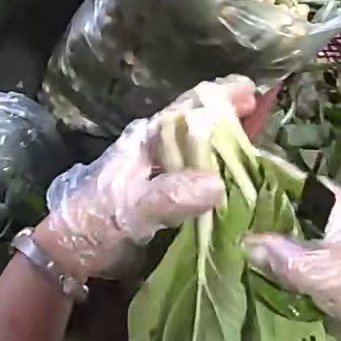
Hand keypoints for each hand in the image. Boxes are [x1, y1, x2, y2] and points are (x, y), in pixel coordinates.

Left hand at [33, 77, 258, 279]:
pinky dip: (224, 183)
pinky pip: (204, 185)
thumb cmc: (96, 218)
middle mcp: (161, 151)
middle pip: (202, 128)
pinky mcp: (170, 201)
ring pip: (205, 155)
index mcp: (149, 140)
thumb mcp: (130, 206)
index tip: (250, 90)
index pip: (188, 108)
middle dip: (233, 121)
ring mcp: (166, 176)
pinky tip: (245, 188)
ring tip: (265, 152)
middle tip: (266, 118)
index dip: (219, 96)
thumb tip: (217, 185)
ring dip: (231, 152)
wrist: (74, 250)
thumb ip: (170, 195)